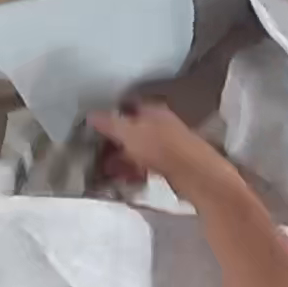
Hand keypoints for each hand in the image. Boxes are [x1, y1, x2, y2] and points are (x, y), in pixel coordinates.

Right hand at [90, 102, 246, 204]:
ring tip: (109, 173)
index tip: (95, 129)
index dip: (110, 115)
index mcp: (153, 110)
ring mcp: (170, 145)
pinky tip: (128, 180)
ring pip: (140, 149)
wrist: (197, 176)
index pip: (127, 106)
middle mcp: (162, 124)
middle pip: (132, 129)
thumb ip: (109, 123)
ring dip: (123, 160)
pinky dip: (136, 171)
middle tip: (99, 155)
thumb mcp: (128, 133)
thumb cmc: (161, 149)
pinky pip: (149, 165)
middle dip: (114, 143)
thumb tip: (91, 115)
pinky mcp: (174, 165)